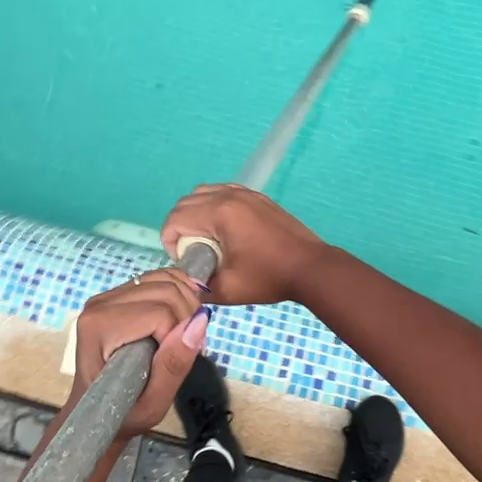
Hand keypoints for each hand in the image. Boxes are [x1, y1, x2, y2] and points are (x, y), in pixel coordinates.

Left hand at [71, 268, 207, 438]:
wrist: (96, 411)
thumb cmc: (121, 413)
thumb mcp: (153, 404)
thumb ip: (173, 364)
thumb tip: (200, 321)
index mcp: (99, 328)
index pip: (160, 312)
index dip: (180, 335)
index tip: (182, 362)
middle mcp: (99, 304)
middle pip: (166, 290)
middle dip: (188, 317)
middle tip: (191, 349)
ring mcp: (107, 296)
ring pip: (166, 279)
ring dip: (187, 304)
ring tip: (186, 335)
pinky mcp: (118, 294)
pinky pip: (159, 277)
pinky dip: (180, 290)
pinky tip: (184, 315)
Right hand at [161, 184, 328, 304]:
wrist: (311, 268)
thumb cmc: (269, 278)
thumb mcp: (228, 290)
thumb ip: (198, 286)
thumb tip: (184, 283)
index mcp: (220, 214)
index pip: (176, 219)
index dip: (170, 241)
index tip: (182, 260)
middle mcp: (230, 196)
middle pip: (186, 202)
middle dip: (179, 226)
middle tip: (190, 252)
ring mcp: (246, 193)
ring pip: (204, 193)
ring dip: (195, 213)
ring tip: (204, 239)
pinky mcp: (258, 197)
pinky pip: (223, 192)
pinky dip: (213, 206)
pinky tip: (223, 229)